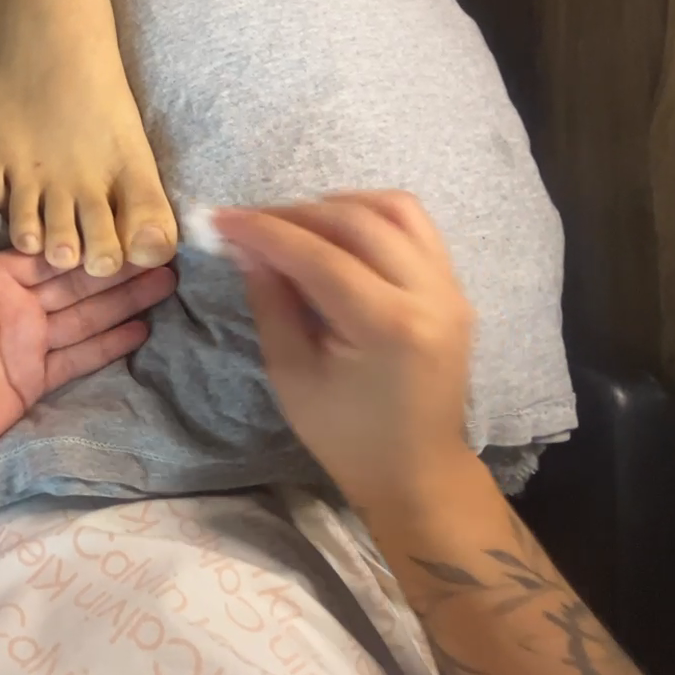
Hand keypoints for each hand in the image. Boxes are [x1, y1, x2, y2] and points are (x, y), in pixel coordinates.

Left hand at [0, 179, 176, 494]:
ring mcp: (26, 344)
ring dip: (123, 302)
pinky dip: (109, 344)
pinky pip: (78, 358)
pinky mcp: (34, 381)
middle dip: (116, 268)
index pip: (46, 253)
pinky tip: (142, 329)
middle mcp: (14, 306)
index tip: (123, 219)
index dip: (83, 238)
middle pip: (74, 283)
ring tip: (166, 283)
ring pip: (84, 317)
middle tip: (163, 251)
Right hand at [213, 191, 474, 513]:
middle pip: (356, 221)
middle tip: (248, 223)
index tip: (220, 219)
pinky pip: (413, 226)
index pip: (317, 255)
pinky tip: (333, 232)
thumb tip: (247, 246)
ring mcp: (450, 287)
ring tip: (292, 225)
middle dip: (292, 214)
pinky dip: (368, 216)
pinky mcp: (453, 286)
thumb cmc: (344, 432)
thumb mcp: (290, 372)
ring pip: (392, 210)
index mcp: (387, 326)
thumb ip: (270, 300)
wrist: (416, 468)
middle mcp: (430, 295)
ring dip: (334, 206)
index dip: (263, 231)